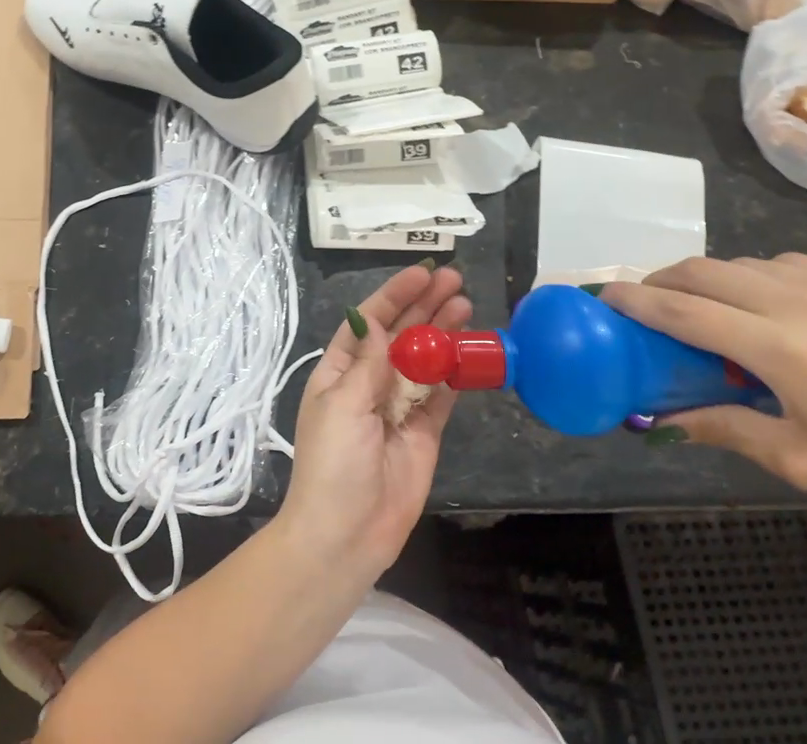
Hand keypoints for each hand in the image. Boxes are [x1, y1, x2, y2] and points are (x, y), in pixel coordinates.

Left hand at [277, 264, 470, 575]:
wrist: (346, 533)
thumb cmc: (333, 464)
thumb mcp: (343, 405)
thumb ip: (368, 364)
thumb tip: (380, 323)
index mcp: (338, 373)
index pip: (368, 323)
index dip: (393, 297)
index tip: (421, 274)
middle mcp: (368, 385)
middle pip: (400, 337)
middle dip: (424, 308)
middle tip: (456, 281)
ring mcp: (397, 409)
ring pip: (425, 361)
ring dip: (443, 334)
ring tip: (466, 305)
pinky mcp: (424, 433)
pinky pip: (442, 396)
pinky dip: (457, 373)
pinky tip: (472, 349)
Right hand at [601, 254, 806, 507]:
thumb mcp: (806, 461)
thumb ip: (728, 430)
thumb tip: (665, 421)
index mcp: (782, 350)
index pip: (682, 311)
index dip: (633, 300)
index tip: (602, 297)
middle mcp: (799, 301)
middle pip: (701, 270)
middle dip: (660, 279)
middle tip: (644, 302)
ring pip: (741, 261)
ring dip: (708, 279)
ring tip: (707, 309)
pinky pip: (784, 263)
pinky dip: (754, 277)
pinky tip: (768, 307)